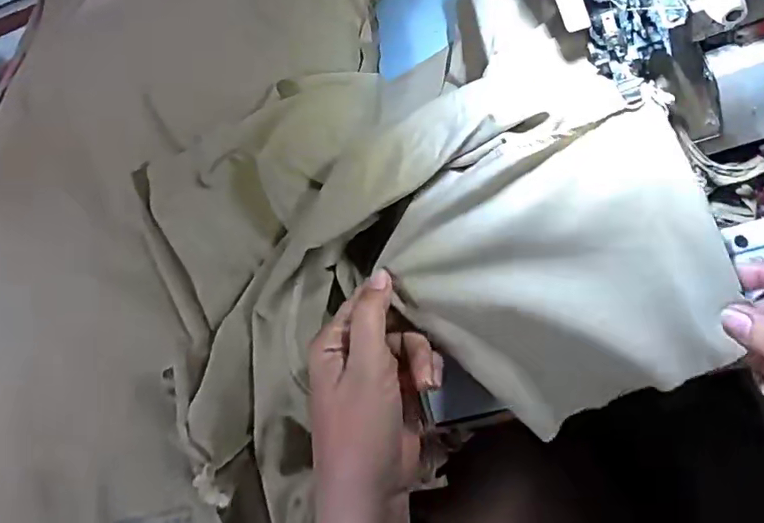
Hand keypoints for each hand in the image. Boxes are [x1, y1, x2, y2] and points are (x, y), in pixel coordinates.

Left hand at [308, 269, 443, 522]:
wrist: (374, 491)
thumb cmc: (361, 425)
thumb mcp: (367, 365)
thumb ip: (373, 315)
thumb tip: (381, 271)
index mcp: (333, 344)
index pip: (362, 301)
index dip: (387, 296)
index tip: (413, 293)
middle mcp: (352, 354)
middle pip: (391, 321)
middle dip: (411, 339)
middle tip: (420, 361)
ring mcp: (375, 374)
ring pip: (409, 342)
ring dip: (423, 359)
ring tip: (426, 385)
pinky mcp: (397, 391)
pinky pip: (417, 364)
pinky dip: (427, 373)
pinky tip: (430, 390)